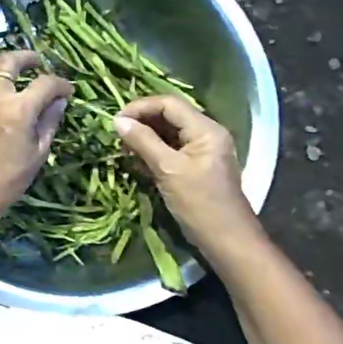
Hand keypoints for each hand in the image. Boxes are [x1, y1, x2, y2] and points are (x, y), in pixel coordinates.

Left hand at [0, 51, 71, 218]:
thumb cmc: (10, 176)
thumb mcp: (39, 150)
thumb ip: (49, 120)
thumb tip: (59, 101)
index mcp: (19, 109)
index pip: (45, 83)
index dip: (60, 84)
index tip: (66, 91)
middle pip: (10, 61)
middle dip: (27, 57)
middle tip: (38, 61)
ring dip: (3, 64)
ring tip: (14, 70)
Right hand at [112, 96, 257, 247]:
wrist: (226, 239)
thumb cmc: (199, 203)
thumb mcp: (168, 170)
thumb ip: (143, 141)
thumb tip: (118, 121)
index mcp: (206, 130)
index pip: (169, 104)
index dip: (140, 107)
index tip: (116, 121)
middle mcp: (206, 134)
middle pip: (169, 115)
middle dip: (141, 121)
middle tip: (117, 134)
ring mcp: (201, 150)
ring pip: (167, 131)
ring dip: (144, 136)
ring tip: (123, 147)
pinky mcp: (195, 165)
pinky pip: (170, 148)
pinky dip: (152, 149)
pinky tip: (136, 159)